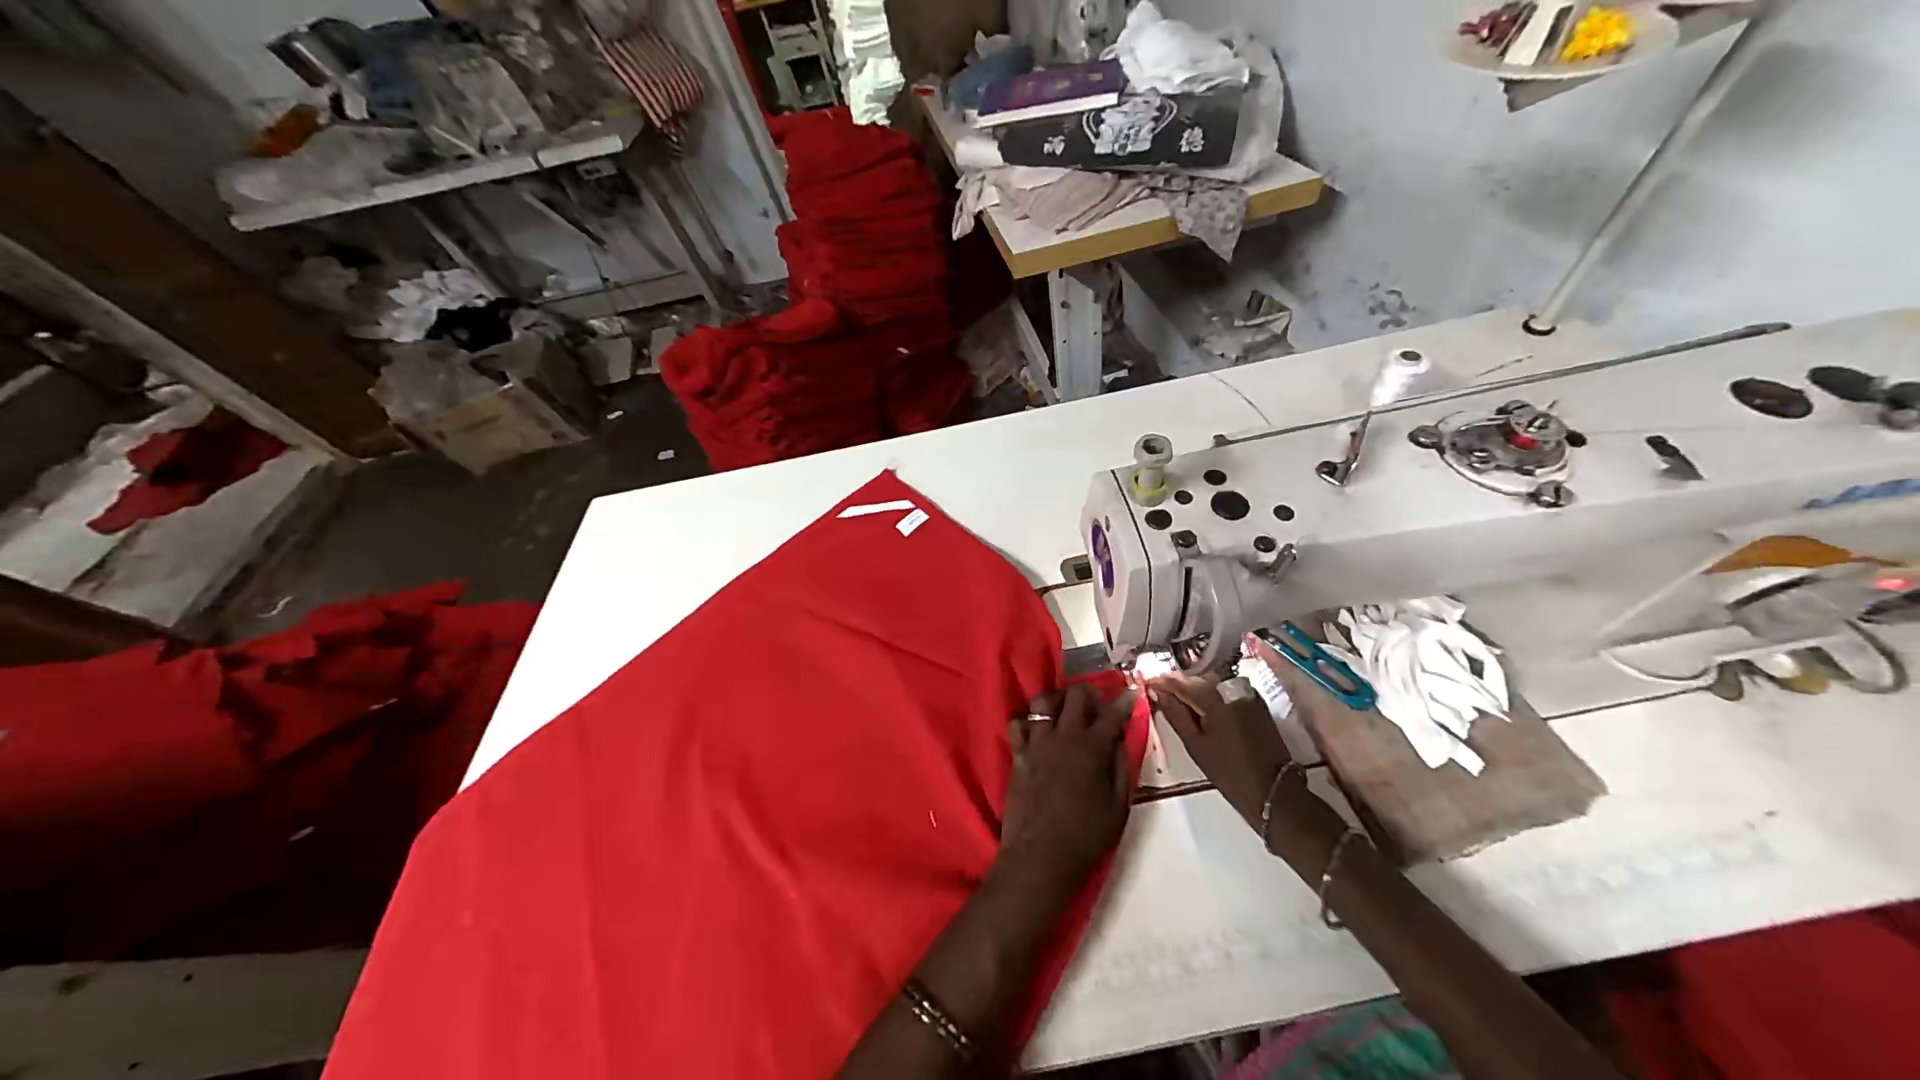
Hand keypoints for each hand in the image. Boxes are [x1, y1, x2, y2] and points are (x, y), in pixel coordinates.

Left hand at [995, 683, 1135, 906]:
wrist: (1040, 856)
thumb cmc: (1086, 837)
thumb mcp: (1118, 806)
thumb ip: (1120, 768)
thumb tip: (1120, 740)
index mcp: (1092, 749)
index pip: (1112, 714)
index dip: (1124, 701)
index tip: (1131, 691)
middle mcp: (1063, 737)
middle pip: (1075, 696)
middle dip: (1090, 693)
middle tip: (1097, 703)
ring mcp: (1036, 743)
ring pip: (1043, 701)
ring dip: (1058, 700)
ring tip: (1065, 710)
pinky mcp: (1017, 754)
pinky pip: (1018, 724)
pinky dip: (1029, 721)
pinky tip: (1037, 730)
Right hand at [1149, 672, 1291, 830]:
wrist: (1273, 790)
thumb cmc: (1229, 772)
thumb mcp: (1196, 745)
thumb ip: (1175, 714)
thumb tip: (1157, 692)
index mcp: (1215, 699)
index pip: (1182, 682)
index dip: (1162, 681)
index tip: (1147, 682)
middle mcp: (1233, 689)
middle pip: (1198, 678)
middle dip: (1178, 683)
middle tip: (1160, 691)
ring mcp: (1248, 694)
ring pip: (1213, 682)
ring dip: (1195, 687)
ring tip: (1179, 699)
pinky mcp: (1257, 702)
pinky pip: (1227, 689)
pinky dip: (1212, 693)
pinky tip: (1203, 705)